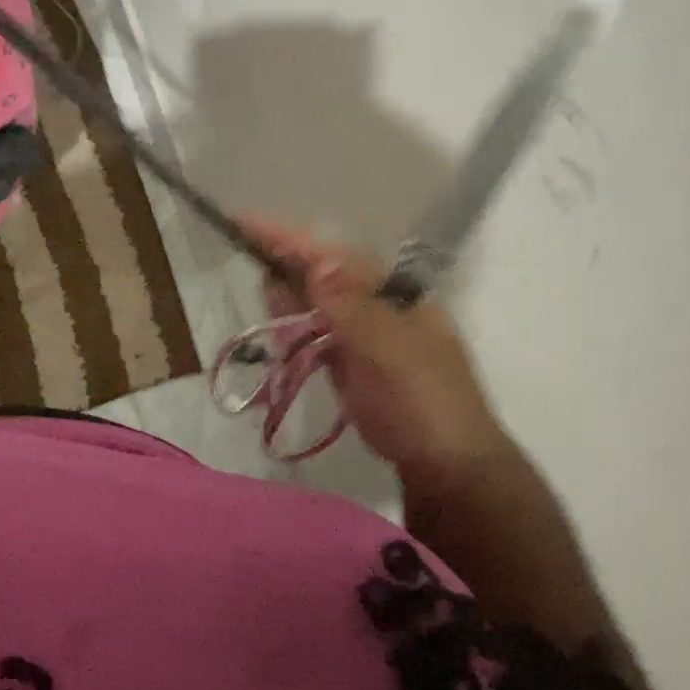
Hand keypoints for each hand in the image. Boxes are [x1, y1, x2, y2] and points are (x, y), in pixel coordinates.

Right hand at [242, 218, 514, 489]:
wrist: (449, 468)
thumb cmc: (427, 404)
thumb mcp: (393, 352)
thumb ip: (355, 308)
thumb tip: (321, 262)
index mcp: (395, 294)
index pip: (335, 256)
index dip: (290, 238)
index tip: (244, 221)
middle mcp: (377, 307)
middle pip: (321, 272)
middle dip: (283, 257)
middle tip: (240, 245)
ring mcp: (363, 337)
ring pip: (314, 302)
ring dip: (284, 290)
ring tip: (254, 275)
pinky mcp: (349, 366)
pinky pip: (313, 335)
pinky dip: (292, 326)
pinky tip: (275, 322)